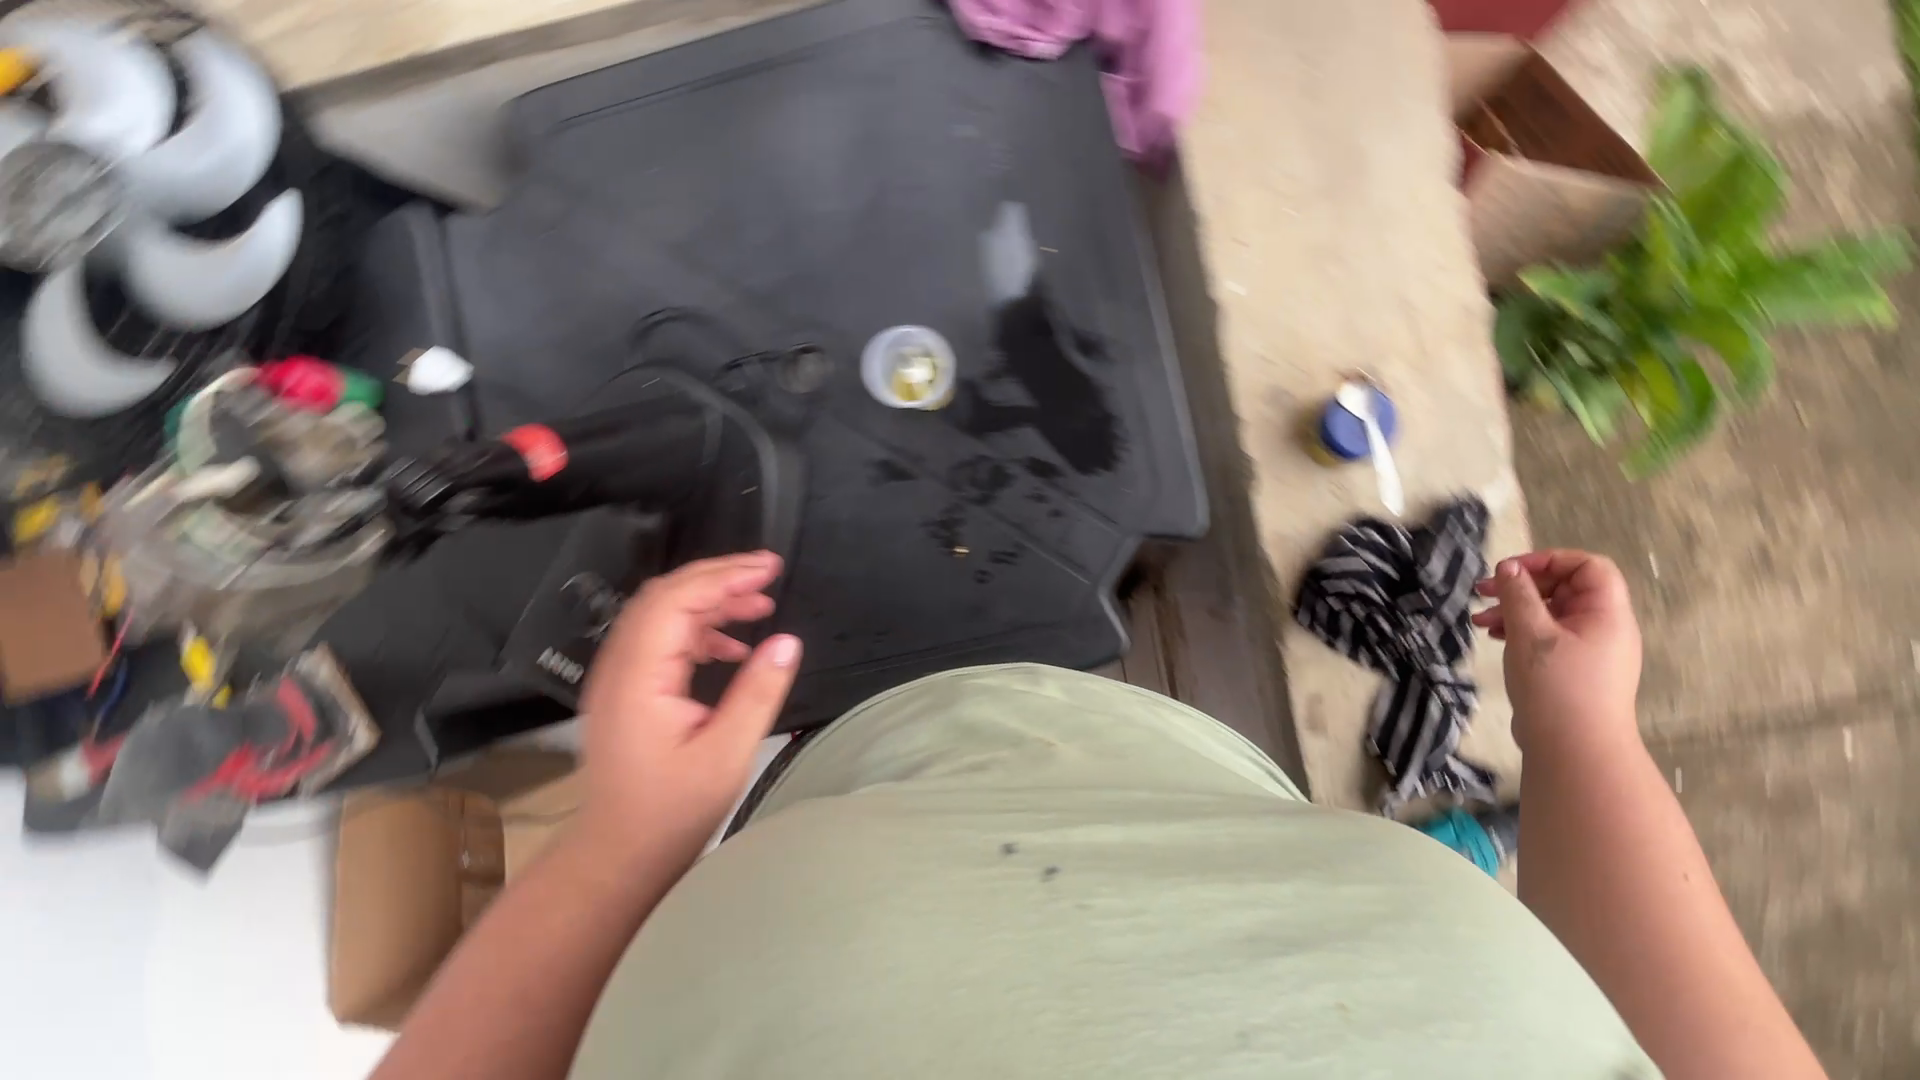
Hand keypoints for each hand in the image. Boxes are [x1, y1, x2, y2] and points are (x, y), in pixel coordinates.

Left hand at [574, 551, 800, 865]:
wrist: (618, 854)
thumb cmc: (670, 812)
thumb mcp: (727, 754)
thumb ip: (758, 692)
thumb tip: (787, 641)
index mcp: (639, 676)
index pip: (676, 601)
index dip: (724, 576)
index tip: (769, 567)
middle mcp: (620, 666)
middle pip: (666, 596)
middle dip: (719, 577)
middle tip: (768, 572)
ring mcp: (620, 676)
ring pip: (664, 614)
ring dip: (711, 602)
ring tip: (760, 604)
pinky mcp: (628, 689)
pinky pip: (663, 641)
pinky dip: (700, 631)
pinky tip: (736, 647)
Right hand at [1472, 550, 1642, 752]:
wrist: (1574, 750)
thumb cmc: (1556, 685)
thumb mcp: (1530, 633)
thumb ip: (1518, 595)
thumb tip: (1509, 567)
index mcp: (1606, 614)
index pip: (1587, 567)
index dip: (1549, 560)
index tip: (1510, 571)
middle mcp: (1605, 628)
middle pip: (1566, 588)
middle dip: (1522, 586)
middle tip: (1483, 592)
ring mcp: (1591, 651)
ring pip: (1552, 614)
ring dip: (1515, 610)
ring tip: (1480, 621)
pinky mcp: (1574, 670)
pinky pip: (1549, 636)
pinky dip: (1521, 631)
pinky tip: (1496, 639)